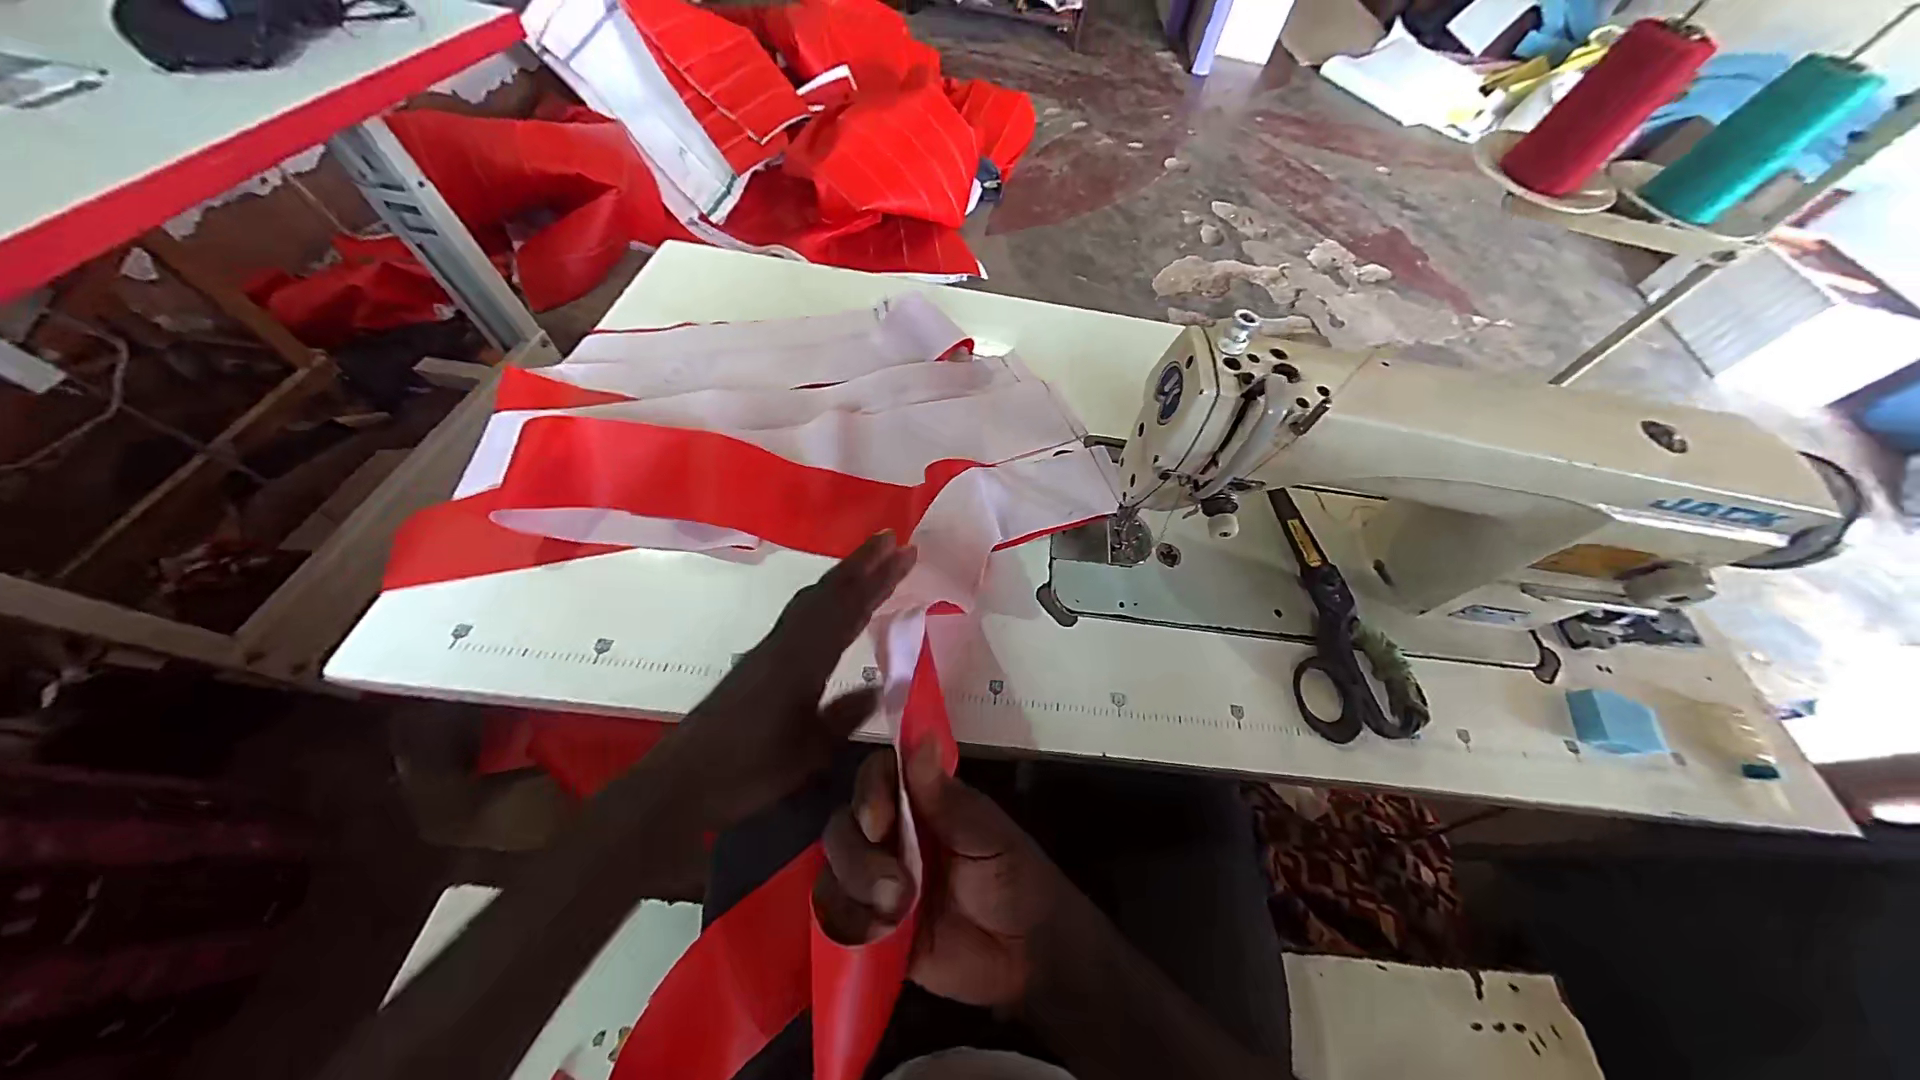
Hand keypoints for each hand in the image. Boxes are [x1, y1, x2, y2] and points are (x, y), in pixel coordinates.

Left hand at [668, 532, 915, 825]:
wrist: (684, 778)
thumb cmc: (748, 770)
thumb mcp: (807, 752)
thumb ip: (844, 716)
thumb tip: (880, 685)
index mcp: (801, 661)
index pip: (845, 609)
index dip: (877, 579)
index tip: (904, 551)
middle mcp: (786, 644)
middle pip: (828, 594)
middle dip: (864, 565)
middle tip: (896, 542)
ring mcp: (771, 649)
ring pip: (813, 601)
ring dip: (845, 577)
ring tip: (875, 563)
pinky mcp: (762, 659)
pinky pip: (803, 615)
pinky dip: (828, 598)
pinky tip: (837, 605)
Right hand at [816, 744, 1071, 1008]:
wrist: (1028, 958)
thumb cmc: (1017, 881)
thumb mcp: (989, 837)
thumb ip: (948, 798)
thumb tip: (923, 739)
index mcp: (920, 803)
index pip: (876, 777)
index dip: (869, 793)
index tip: (880, 822)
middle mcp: (891, 835)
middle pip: (843, 826)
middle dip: (859, 856)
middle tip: (896, 887)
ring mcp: (876, 881)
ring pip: (833, 871)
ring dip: (854, 893)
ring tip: (894, 916)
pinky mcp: (870, 927)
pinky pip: (835, 919)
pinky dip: (848, 925)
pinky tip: (878, 936)